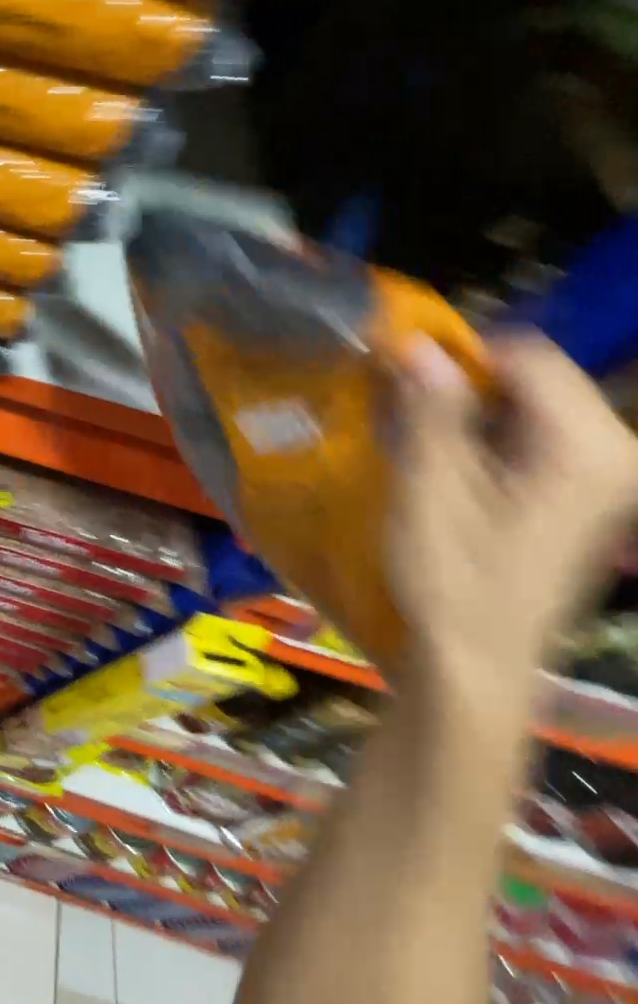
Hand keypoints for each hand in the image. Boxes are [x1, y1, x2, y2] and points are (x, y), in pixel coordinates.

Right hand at [388, 332, 637, 696]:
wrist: (477, 655)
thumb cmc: (452, 578)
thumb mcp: (430, 494)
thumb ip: (432, 417)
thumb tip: (419, 347)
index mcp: (588, 448)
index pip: (528, 358)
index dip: (457, 356)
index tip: (394, 372)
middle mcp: (610, 452)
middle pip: (529, 383)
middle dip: (457, 388)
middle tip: (392, 414)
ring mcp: (597, 475)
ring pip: (522, 410)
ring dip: (460, 416)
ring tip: (407, 444)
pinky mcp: (575, 494)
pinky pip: (525, 440)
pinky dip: (476, 442)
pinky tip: (437, 471)